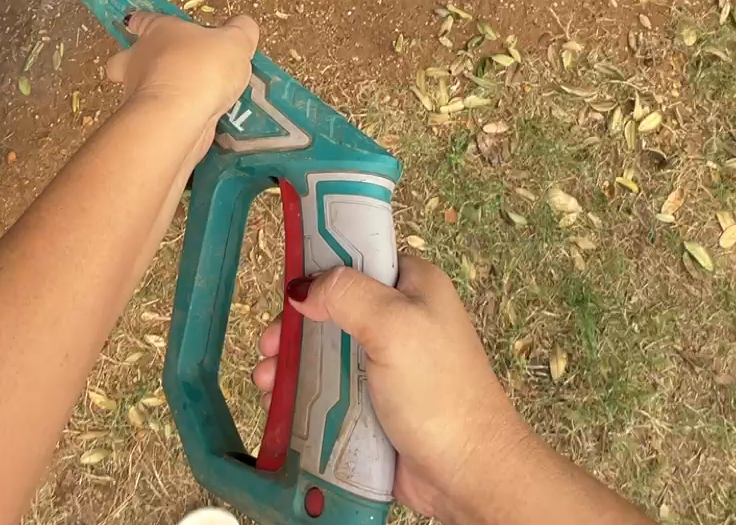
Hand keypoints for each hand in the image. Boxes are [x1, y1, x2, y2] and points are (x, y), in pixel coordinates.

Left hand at [103, 12, 256, 163]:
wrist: (178, 117)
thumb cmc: (201, 68)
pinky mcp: (147, 124)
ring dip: (159, 93)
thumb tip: (244, 25)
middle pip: (123, 61)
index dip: (141, 22)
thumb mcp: (235, 41)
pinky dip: (172, 119)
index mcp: (156, 32)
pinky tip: (197, 121)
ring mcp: (137, 95)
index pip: (141, 21)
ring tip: (192, 100)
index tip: (135, 23)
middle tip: (159, 68)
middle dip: (134, 63)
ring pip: (139, 91)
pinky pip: (158, 117)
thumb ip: (241, 31)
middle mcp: (139, 61)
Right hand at [252, 256, 535, 519]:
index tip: (287, 289)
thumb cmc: (437, 390)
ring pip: (327, 348)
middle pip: (333, 306)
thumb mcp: (393, 324)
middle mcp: (401, 315)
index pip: (357, 257)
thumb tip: (301, 288)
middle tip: (269, 344)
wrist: (470, 476)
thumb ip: (345, 294)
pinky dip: (303, 389)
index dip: (318, 269)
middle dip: (296, 325)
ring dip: (292, 360)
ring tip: (266, 380)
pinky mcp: (376, 399)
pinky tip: (279, 400)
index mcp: (413, 283)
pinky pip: (331, 385)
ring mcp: (387, 360)